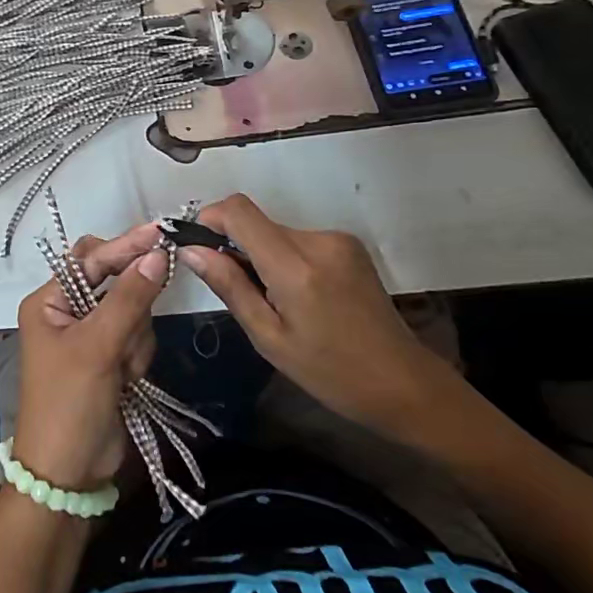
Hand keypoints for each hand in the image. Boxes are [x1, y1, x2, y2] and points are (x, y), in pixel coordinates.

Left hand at [13, 223, 168, 490]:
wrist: (70, 472)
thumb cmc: (70, 403)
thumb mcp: (98, 348)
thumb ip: (130, 298)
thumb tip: (158, 254)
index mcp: (49, 301)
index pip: (92, 259)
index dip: (127, 245)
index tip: (163, 232)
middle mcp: (69, 311)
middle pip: (117, 283)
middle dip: (129, 312)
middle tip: (128, 336)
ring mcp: (93, 334)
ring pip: (135, 311)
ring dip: (134, 341)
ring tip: (120, 372)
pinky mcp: (112, 356)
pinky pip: (139, 336)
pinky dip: (138, 356)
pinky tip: (126, 381)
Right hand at [178, 194, 470, 443]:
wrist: (401, 381)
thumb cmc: (329, 372)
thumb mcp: (269, 337)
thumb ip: (230, 287)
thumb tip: (191, 250)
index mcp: (296, 265)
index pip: (240, 211)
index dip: (210, 218)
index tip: (197, 247)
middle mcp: (318, 240)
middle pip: (258, 223)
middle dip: (235, 247)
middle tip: (235, 292)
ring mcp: (339, 240)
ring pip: (278, 233)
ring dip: (262, 256)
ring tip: (273, 303)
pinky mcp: (350, 246)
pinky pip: (301, 242)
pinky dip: (286, 260)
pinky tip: (297, 298)